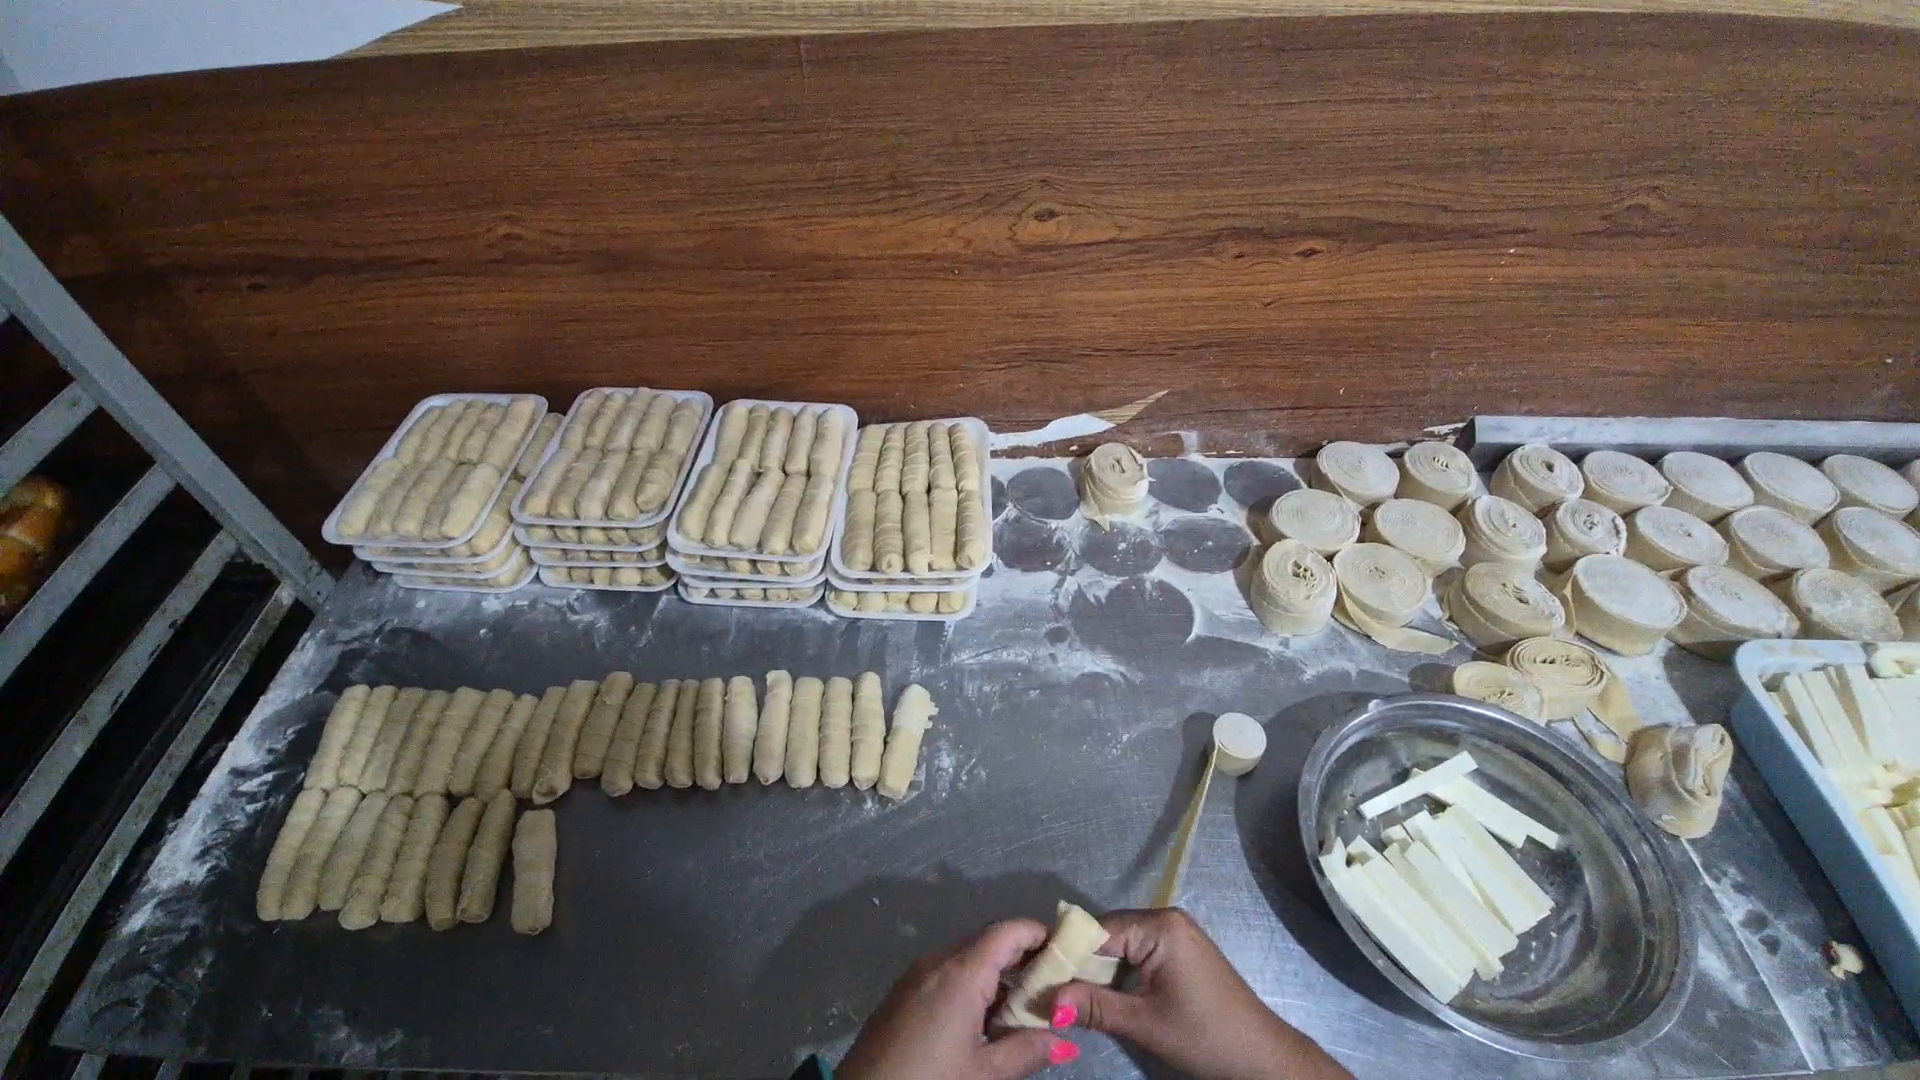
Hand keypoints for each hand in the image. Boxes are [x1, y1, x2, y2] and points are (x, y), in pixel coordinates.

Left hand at [839, 919, 1079, 1079]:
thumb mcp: (984, 1074)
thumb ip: (1027, 1051)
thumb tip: (1065, 1040)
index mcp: (961, 972)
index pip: (1007, 931)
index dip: (1039, 934)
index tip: (1067, 951)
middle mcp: (938, 961)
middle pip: (988, 941)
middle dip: (1023, 957)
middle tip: (1054, 985)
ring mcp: (916, 974)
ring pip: (967, 958)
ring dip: (997, 974)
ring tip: (1025, 1008)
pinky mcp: (903, 992)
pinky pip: (947, 973)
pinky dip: (972, 985)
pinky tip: (985, 1020)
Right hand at [1052, 909, 1351, 1079]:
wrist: (1265, 1059)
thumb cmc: (1206, 1037)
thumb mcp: (1145, 1024)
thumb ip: (1094, 1006)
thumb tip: (1047, 1002)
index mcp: (1159, 926)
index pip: (1096, 930)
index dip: (1065, 954)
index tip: (1037, 977)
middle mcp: (1165, 918)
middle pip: (1106, 935)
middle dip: (1079, 963)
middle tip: (1048, 991)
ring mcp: (1174, 933)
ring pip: (1119, 945)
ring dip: (1096, 970)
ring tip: (1067, 995)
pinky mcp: (1179, 951)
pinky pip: (1136, 953)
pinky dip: (1117, 973)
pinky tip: (1100, 995)